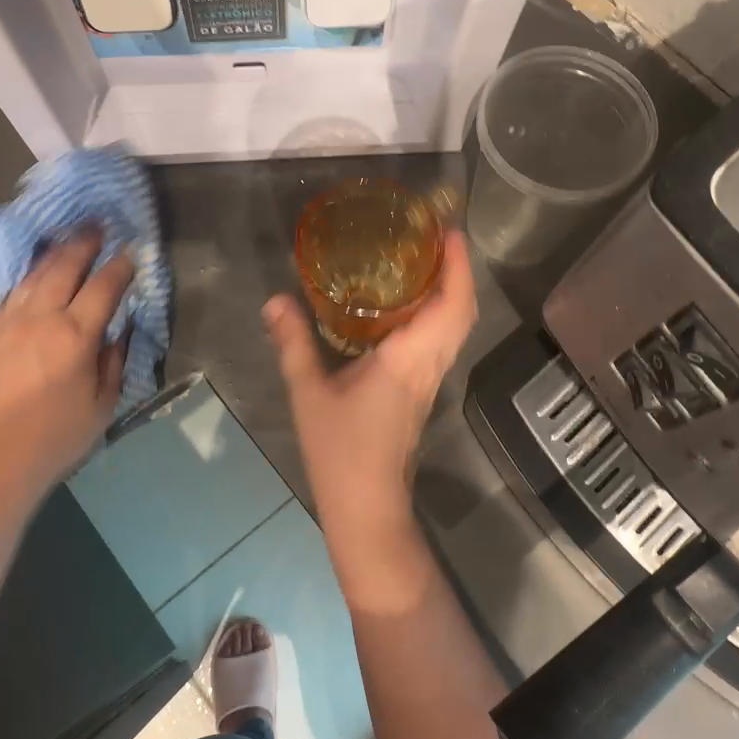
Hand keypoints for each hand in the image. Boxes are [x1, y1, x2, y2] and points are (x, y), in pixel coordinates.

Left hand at [0, 228, 132, 502]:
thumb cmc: (56, 438)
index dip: (121, 267)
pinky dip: (27, 275)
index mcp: (75, 336)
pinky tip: (34, 272)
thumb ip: (113, 362)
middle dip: (85, 243)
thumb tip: (117, 333)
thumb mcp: (102, 406)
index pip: (104, 287)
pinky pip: (11, 292)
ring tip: (69, 238)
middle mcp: (40, 318)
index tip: (132, 253)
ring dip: (54, 252)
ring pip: (34, 274)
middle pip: (64, 267)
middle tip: (99, 226)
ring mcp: (8, 322)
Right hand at [263, 230, 476, 525]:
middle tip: (437, 239)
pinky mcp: (421, 393)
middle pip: (463, 313)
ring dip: (450, 292)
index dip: (458, 267)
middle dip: (459, 272)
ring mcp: (430, 381)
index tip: (451, 232)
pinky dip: (437, 315)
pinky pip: (441, 342)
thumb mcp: (308, 393)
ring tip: (424, 262)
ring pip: (456, 329)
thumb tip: (275, 299)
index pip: (451, 306)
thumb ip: (293, 343)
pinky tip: (406, 308)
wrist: (367, 506)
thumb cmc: (340, 451)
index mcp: (409, 359)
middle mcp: (429, 366)